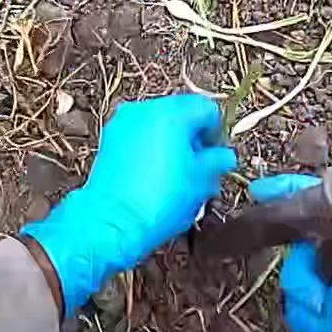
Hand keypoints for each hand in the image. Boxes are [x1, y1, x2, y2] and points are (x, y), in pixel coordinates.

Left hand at [25, 93, 236, 315]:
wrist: (111, 222)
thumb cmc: (156, 201)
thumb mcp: (200, 181)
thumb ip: (216, 161)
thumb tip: (222, 156)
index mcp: (171, 113)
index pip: (206, 110)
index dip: (216, 133)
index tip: (216, 155)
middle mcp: (144, 111)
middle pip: (181, 114)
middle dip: (193, 139)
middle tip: (200, 167)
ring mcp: (123, 124)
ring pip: (158, 126)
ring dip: (172, 144)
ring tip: (178, 176)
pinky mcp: (109, 141)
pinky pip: (139, 137)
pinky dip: (150, 150)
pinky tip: (156, 177)